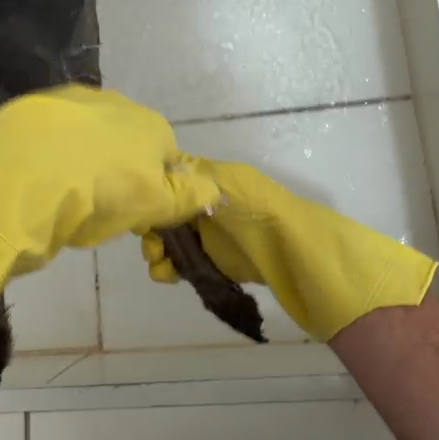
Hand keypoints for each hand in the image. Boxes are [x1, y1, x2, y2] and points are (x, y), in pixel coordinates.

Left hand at [0, 85, 218, 342]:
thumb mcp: (154, 206)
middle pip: (126, 141)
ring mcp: (71, 101)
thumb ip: (189, 196)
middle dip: (116, 169)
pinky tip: (37, 178)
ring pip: (86, 135)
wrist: (26, 176)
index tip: (134, 213)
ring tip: (63, 196)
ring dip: (81, 158)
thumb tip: (215, 189)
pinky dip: (47, 152)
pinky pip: (49, 135)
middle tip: (98, 208)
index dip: (154, 188)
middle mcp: (116, 103)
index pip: (167, 157)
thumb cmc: (101, 195)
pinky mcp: (31, 109)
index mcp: (151, 125)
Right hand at [144, 157, 438, 341]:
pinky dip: (168, 269)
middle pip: (163, 216)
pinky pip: (181, 266)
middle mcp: (203, 207)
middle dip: (151, 229)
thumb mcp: (227, 179)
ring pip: (167, 243)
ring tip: (158, 260)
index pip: (169, 185)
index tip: (145, 210)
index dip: (154, 197)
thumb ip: (193, 174)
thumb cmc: (257, 208)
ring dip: (156, 251)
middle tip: (151, 242)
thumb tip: (163, 167)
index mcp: (207, 182)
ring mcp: (207, 238)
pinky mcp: (211, 265)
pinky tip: (167, 272)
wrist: (292, 249)